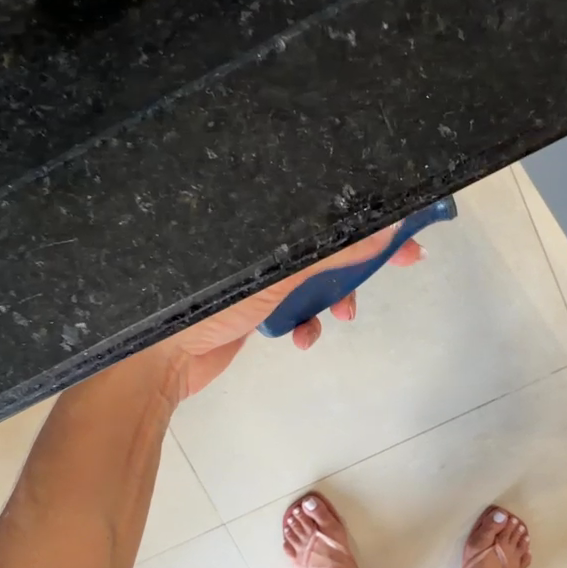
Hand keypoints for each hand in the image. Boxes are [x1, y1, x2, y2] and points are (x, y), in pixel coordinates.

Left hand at [156, 224, 424, 399]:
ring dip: (335, 297)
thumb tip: (383, 228)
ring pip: (315, 278)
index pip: (325, 207)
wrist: (161, 360)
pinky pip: (294, 309)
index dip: (368, 213)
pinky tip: (302, 338)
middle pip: (326, 240)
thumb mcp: (277, 275)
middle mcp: (262, 242)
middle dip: (362, 255)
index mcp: (262, 219)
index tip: (405, 221)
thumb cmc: (207, 305)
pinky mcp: (253, 307)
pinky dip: (305, 323)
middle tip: (405, 261)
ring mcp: (258, 276)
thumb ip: (329, 254)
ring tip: (343, 316)